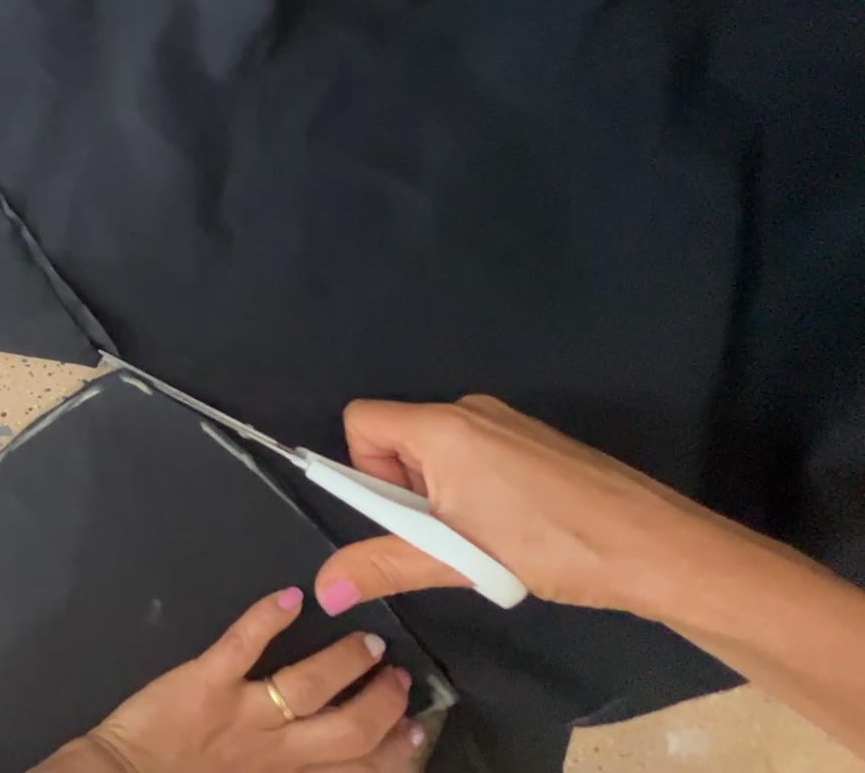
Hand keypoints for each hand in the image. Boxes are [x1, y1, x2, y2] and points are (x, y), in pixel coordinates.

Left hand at [37, 588, 423, 772]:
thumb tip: (331, 764)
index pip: (361, 768)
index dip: (397, 748)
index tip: (417, 725)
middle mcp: (280, 754)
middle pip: (350, 727)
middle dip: (382, 702)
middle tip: (399, 673)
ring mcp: (243, 714)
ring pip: (308, 683)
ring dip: (343, 661)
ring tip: (367, 639)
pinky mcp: (206, 680)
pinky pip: (243, 643)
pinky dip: (267, 618)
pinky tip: (290, 597)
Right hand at [312, 395, 721, 616]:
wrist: (674, 555)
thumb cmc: (554, 545)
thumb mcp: (457, 559)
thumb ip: (381, 565)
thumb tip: (323, 589)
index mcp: (439, 426)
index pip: (359, 420)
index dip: (364, 466)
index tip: (405, 510)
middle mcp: (466, 409)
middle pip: (397, 437)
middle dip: (407, 486)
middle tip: (449, 531)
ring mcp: (506, 421)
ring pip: (438, 449)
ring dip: (443, 491)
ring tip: (489, 535)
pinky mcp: (537, 440)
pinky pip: (476, 452)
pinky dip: (477, 487)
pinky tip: (520, 526)